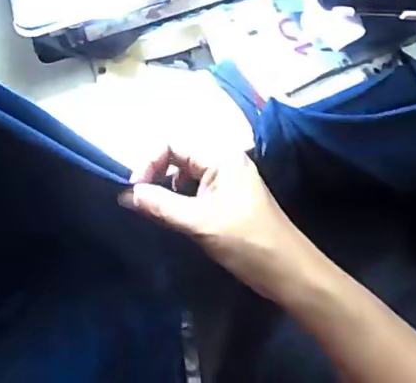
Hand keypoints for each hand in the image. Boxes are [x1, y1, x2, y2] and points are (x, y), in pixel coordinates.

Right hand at [120, 143, 317, 299]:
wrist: (289, 271)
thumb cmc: (246, 241)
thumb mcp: (199, 223)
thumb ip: (161, 206)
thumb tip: (126, 194)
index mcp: (220, 155)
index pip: (173, 144)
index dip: (150, 163)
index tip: (134, 192)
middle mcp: (224, 160)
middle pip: (179, 157)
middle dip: (157, 177)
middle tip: (140, 204)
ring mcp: (229, 179)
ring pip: (187, 175)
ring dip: (169, 192)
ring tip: (155, 214)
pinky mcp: (230, 198)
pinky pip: (198, 190)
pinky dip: (182, 202)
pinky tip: (175, 221)